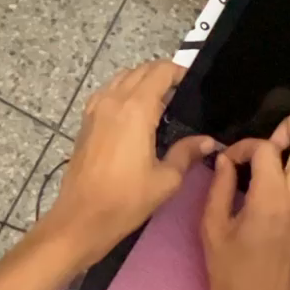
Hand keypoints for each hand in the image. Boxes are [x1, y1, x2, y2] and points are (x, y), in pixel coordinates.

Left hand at [35, 59, 215, 266]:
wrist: (82, 218)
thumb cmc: (126, 200)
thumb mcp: (165, 179)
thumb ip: (186, 153)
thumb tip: (208, 141)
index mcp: (135, 109)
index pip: (160, 71)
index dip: (179, 71)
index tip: (193, 84)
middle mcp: (113, 101)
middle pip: (140, 71)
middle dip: (161, 75)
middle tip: (181, 96)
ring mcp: (95, 110)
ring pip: (121, 79)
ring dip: (141, 83)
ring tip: (160, 105)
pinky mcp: (85, 122)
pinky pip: (107, 94)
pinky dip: (123, 94)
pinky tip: (134, 117)